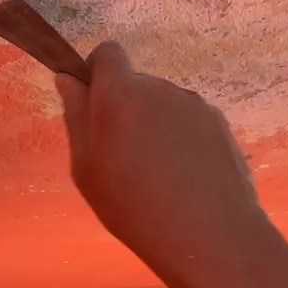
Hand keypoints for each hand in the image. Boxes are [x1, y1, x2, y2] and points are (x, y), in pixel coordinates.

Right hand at [55, 42, 274, 263]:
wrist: (209, 235)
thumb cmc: (132, 206)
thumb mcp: (85, 167)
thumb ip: (76, 115)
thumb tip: (68, 79)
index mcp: (119, 94)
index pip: (107, 52)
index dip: (97, 72)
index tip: (94, 106)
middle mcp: (158, 87)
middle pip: (134, 82)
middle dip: (125, 106)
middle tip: (123, 156)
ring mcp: (193, 103)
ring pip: (162, 103)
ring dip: (154, 123)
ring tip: (158, 172)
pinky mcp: (219, 122)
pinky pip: (188, 119)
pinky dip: (181, 137)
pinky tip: (184, 176)